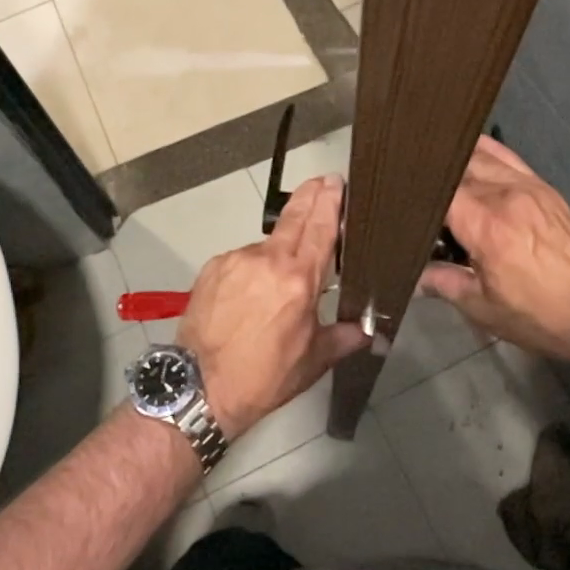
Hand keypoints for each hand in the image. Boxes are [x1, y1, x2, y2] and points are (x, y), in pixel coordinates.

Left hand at [176, 176, 369, 438]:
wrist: (200, 386)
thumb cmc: (263, 377)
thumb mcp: (312, 362)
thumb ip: (342, 337)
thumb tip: (369, 331)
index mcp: (298, 280)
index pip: (320, 228)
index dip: (330, 202)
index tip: (336, 182)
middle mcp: (267, 260)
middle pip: (294, 218)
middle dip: (310, 197)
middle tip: (323, 182)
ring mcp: (236, 260)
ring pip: (266, 245)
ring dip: (278, 251)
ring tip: (280, 282)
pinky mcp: (213, 267)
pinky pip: (241, 261)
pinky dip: (252, 270)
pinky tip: (250, 296)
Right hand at [420, 136, 569, 376]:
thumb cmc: (543, 316)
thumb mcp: (486, 310)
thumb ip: (444, 283)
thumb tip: (413, 275)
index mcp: (485, 225)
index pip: (436, 190)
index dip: (412, 192)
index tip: (393, 200)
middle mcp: (504, 194)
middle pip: (454, 167)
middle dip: (429, 177)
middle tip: (406, 188)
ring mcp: (526, 185)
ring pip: (478, 154)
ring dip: (452, 160)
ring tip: (429, 168)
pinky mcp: (543, 186)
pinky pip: (506, 155)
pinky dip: (481, 151)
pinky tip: (464, 154)